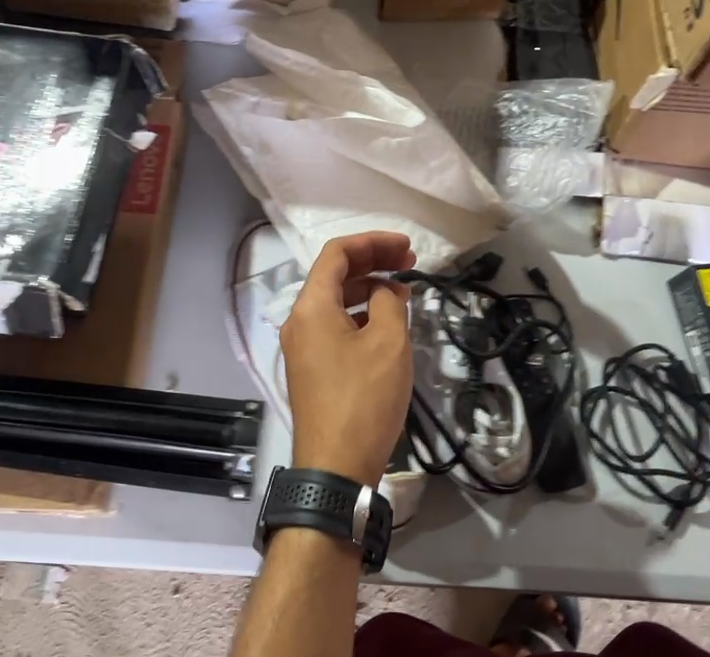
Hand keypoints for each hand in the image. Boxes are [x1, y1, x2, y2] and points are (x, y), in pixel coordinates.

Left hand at [280, 232, 415, 486]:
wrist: (334, 468)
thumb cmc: (363, 399)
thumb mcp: (388, 343)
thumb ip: (390, 303)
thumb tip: (386, 291)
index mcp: (311, 307)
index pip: (337, 253)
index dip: (373, 242)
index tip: (406, 246)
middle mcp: (299, 321)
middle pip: (333, 274)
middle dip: (372, 262)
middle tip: (410, 261)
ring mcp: (302, 347)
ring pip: (334, 301)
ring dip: (367, 288)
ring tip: (403, 291)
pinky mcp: (312, 369)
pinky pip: (334, 326)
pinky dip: (360, 314)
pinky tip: (386, 323)